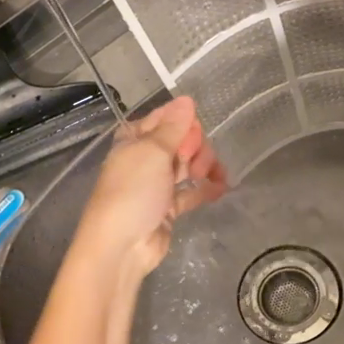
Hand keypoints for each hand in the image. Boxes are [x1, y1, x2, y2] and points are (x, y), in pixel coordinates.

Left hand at [72, 96, 227, 280]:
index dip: (184, 124)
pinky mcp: (169, 207)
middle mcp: (146, 158)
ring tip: (208, 178)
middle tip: (194, 165)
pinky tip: (221, 188)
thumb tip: (187, 99)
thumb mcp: (153, 151)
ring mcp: (158, 183)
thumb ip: (174, 127)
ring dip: (204, 167)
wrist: (122, 244)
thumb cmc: (133, 190)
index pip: (166, 119)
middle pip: (182, 141)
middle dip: (196, 148)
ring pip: (189, 165)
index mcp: (135, 139)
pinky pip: (192, 191)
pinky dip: (206, 189)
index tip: (192, 136)